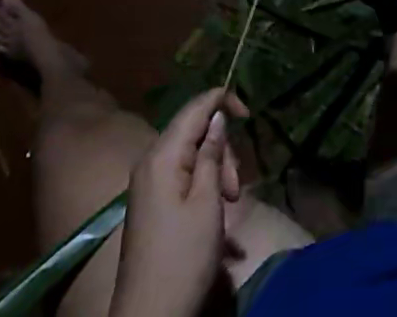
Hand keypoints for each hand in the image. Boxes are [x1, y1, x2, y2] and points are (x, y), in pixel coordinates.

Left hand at [110, 89, 244, 316]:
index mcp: (162, 155)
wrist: (150, 313)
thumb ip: (211, 153)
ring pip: (190, 154)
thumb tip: (217, 117)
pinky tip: (216, 215)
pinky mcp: (150, 201)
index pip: (194, 107)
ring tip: (229, 204)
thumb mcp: (207, 202)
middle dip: (221, 150)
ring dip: (214, 170)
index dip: (222, 100)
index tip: (249, 115)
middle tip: (235, 188)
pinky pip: (181, 175)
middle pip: (193, 131)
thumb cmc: (184, 256)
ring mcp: (147, 181)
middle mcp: (150, 160)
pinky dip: (202, 185)